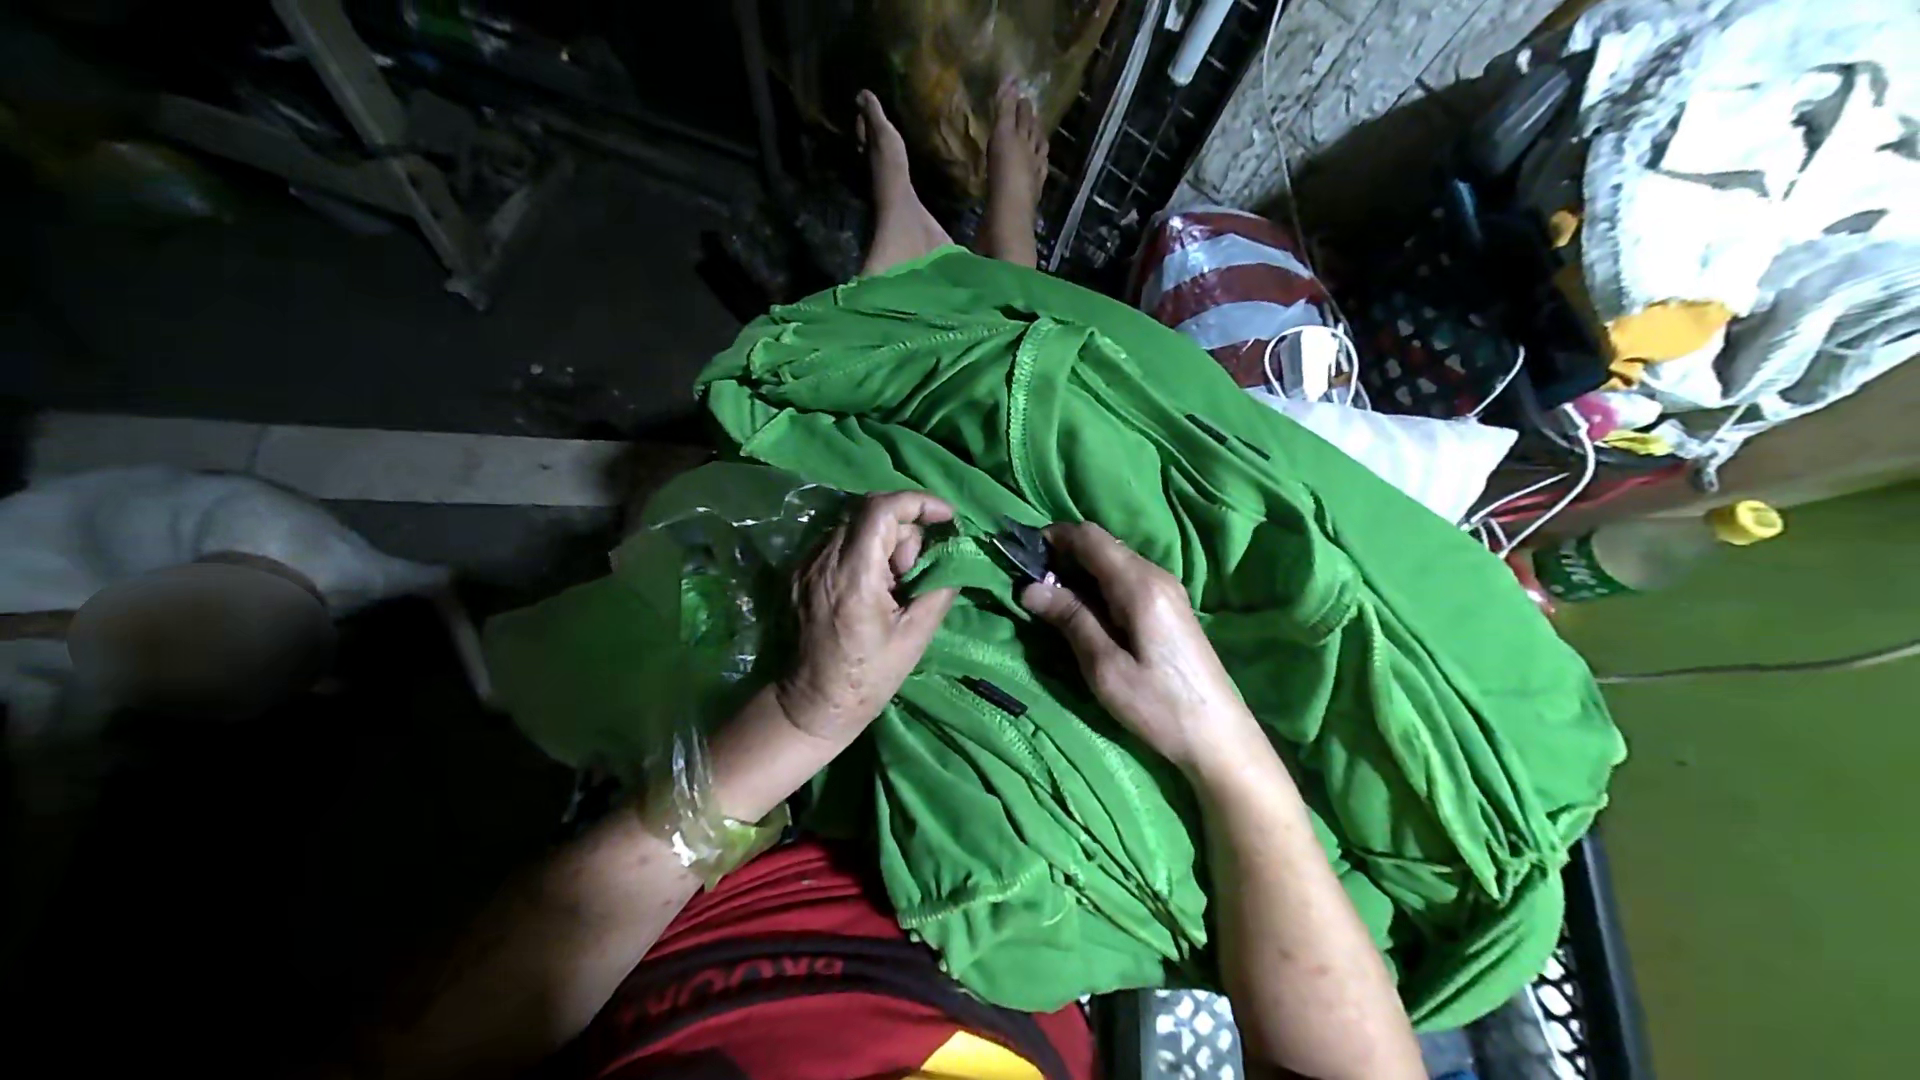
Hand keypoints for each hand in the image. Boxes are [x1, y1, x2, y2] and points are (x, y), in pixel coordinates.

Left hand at [775, 491, 959, 743]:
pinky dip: (865, 551)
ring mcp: (806, 565)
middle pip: (870, 511)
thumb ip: (939, 586)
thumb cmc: (868, 676)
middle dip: (904, 528)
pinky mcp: (800, 573)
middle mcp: (824, 561)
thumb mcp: (916, 635)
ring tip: (895, 583)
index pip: (881, 509)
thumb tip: (954, 555)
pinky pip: (839, 543)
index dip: (919, 502)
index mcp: (854, 576)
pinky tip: (872, 587)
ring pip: (855, 525)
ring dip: (885, 540)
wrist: (811, 703)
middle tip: (916, 569)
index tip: (946, 516)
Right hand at [1020, 522, 1264, 772]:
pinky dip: (1097, 586)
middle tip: (1031, 587)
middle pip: (1101, 545)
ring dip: (1078, 573)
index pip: (1089, 536)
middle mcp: (1155, 575)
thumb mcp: (1105, 667)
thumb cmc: (1159, 705)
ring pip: (1112, 562)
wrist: (1218, 737)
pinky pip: (1124, 580)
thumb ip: (1070, 619)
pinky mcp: (1168, 607)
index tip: (1023, 559)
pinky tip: (1084, 614)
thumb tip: (1029, 587)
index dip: (1053, 538)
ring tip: (1051, 603)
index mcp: (1139, 584)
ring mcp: (1166, 589)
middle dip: (1062, 557)